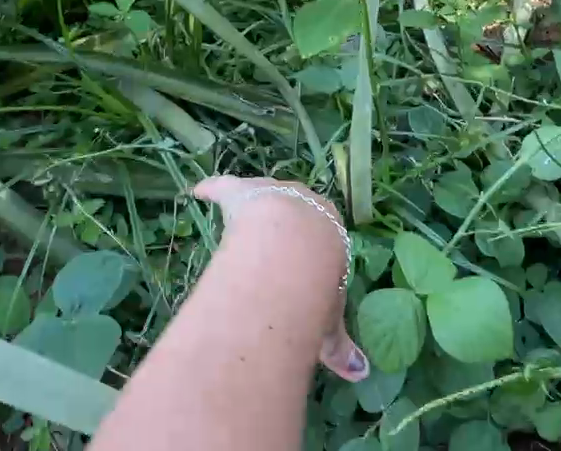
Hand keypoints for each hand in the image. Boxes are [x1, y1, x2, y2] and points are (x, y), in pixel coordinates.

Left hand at [190, 175, 369, 382]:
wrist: (293, 250)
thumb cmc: (316, 285)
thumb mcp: (329, 320)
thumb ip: (339, 345)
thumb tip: (362, 374)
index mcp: (332, 230)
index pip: (325, 233)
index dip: (314, 246)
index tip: (306, 258)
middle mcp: (305, 204)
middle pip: (298, 208)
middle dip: (289, 221)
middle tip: (277, 238)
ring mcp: (273, 193)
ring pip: (266, 193)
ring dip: (258, 203)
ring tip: (247, 214)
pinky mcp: (242, 192)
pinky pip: (225, 186)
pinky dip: (212, 189)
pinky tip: (198, 192)